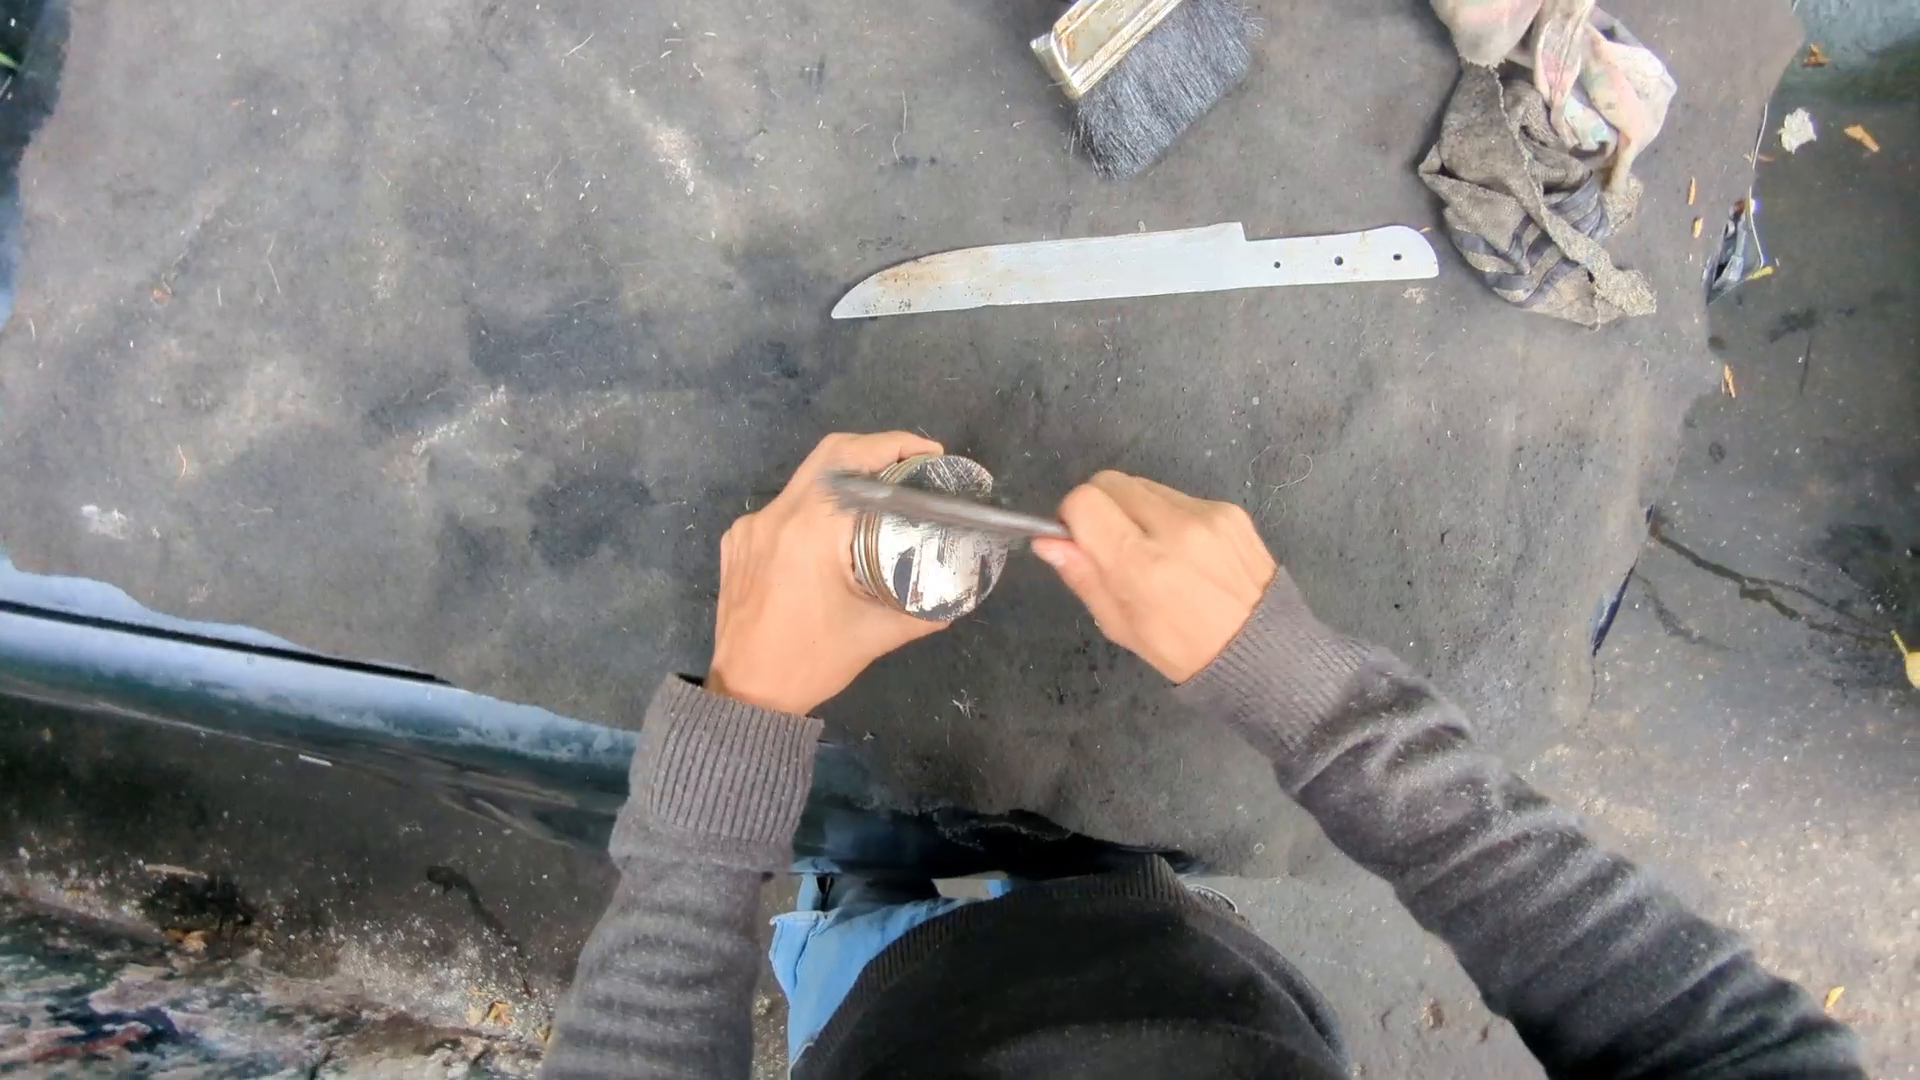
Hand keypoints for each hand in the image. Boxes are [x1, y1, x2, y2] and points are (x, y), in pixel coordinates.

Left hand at [707, 431, 950, 714]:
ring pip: (805, 478)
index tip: (931, 456)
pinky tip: (835, 530)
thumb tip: (960, 595)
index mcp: (811, 530)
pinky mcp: (737, 540)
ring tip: (880, 495)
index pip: (857, 462)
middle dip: (875, 448)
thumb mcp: (875, 635)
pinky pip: (782, 506)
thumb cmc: (810, 663)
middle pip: (830, 453)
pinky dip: (815, 506)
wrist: (745, 693)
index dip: (898, 447)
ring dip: (845, 477)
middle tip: (911, 466)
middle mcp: (776, 515)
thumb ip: (923, 610)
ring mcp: (750, 525)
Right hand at [1032, 471, 1275, 682]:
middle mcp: (1173, 529)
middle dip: (1098, 506)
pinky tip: (1182, 549)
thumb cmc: (1181, 649)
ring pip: (1141, 485)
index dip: (1072, 516)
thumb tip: (1047, 540)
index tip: (1078, 539)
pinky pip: (1176, 495)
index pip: (1084, 501)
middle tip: (1110, 543)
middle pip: (1109, 481)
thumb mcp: (1120, 625)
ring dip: (1132, 508)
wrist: (1262, 650)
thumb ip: (1083, 576)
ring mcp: (1205, 514)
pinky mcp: (1228, 509)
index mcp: (1140, 565)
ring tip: (1151, 549)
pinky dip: (1166, 515)